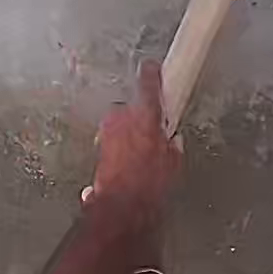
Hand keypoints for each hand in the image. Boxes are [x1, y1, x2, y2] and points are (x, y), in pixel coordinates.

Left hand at [84, 63, 180, 242]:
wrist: (122, 206)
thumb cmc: (148, 185)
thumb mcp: (173, 163)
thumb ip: (171, 145)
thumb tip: (172, 143)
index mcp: (144, 115)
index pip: (148, 82)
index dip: (153, 73)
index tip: (153, 67)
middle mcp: (122, 117)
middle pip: (134, 107)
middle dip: (143, 117)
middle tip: (156, 133)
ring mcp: (107, 131)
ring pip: (123, 123)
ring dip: (131, 133)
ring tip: (143, 154)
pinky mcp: (99, 147)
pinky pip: (114, 140)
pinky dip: (122, 147)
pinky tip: (131, 163)